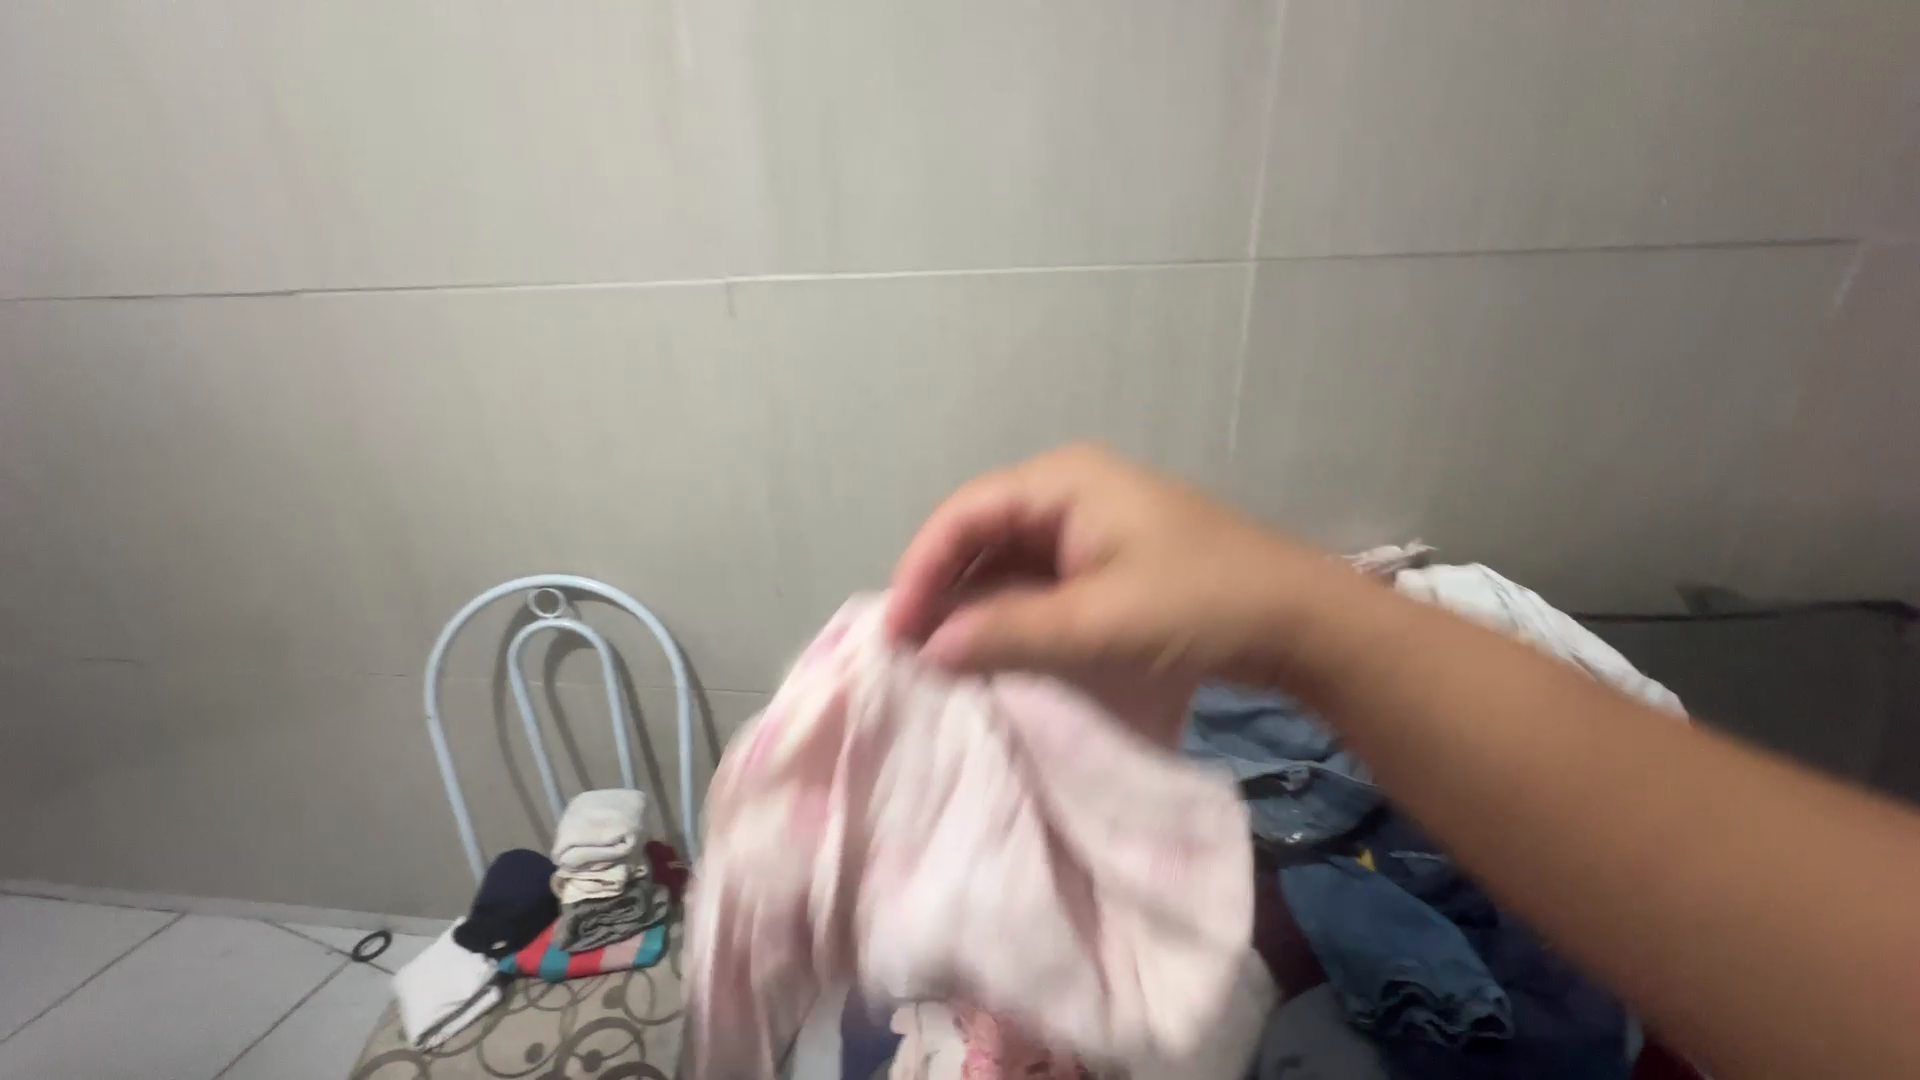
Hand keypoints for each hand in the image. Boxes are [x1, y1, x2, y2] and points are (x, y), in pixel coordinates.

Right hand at [886, 444, 1347, 686]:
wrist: (1300, 623)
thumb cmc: (1200, 604)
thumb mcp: (1098, 623)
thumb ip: (1009, 632)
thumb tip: (931, 648)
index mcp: (1063, 481)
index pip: (965, 513)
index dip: (921, 568)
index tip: (896, 629)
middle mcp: (1068, 492)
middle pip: (981, 533)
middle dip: (943, 587)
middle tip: (910, 648)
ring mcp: (1088, 526)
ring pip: (1007, 561)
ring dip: (975, 605)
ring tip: (941, 656)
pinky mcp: (1103, 561)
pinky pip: (1038, 582)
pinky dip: (1011, 614)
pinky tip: (992, 650)